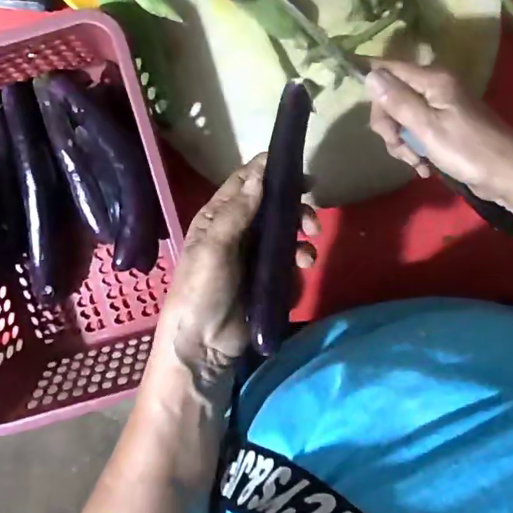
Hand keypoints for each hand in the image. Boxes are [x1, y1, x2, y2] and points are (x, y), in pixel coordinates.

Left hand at [154, 156, 317, 396]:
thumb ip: (237, 212)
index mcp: (217, 217)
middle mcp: (237, 230)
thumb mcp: (214, 248)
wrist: (203, 346)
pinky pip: (289, 260)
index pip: (244, 182)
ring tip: (308, 248)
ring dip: (300, 234)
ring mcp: (253, 255)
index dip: (267, 170)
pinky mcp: (267, 279)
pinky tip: (302, 268)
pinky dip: (299, 259)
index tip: (296, 166)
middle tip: (311, 216)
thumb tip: (259, 175)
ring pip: (284, 232)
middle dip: (293, 206)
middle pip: (271, 205)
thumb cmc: (201, 290)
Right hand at [365, 60, 512, 214]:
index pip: (388, 67)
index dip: (367, 75)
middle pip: (391, 96)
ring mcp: (440, 107)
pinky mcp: (445, 126)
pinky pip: (416, 131)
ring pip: (401, 117)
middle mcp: (435, 87)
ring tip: (415, 161)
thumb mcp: (426, 127)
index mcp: (432, 80)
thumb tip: (370, 74)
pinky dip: (415, 148)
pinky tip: (422, 165)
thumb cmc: (469, 150)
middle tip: (397, 146)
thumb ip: (397, 100)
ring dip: (401, 141)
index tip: (344, 81)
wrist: (511, 176)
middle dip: (388, 124)